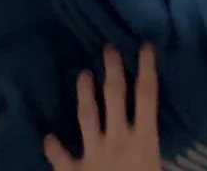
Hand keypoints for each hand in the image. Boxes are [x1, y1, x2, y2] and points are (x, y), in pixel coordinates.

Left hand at [44, 44, 160, 170]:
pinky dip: (54, 149)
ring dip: (84, 94)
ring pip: (87, 116)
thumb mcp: (158, 169)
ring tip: (82, 74)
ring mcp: (93, 154)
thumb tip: (155, 135)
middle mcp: (116, 140)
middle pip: (114, 96)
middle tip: (108, 48)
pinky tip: (48, 138)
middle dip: (112, 70)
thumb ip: (155, 152)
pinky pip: (61, 158)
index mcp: (142, 141)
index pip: (146, 96)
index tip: (145, 47)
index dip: (146, 68)